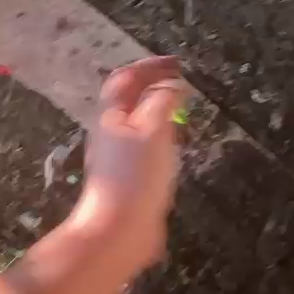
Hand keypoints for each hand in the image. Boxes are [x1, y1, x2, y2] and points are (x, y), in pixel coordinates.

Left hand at [72, 57, 188, 253]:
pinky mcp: (130, 179)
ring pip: (138, 124)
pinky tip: (177, 146)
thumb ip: (163, 102)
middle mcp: (111, 134)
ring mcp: (118, 159)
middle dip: (153, 87)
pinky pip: (146, 148)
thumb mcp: (153, 128)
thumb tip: (173, 86)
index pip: (126, 79)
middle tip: (181, 84)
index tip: (176, 64)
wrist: (120, 230)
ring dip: (159, 112)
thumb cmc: (135, 174)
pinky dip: (163, 137)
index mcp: (111, 116)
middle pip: (128, 101)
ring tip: (183, 111)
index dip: (149, 67)